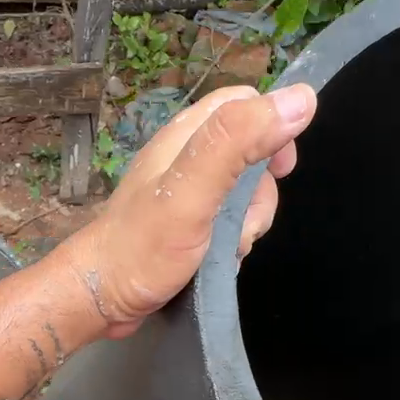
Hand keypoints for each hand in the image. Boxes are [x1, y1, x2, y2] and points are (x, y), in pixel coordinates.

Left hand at [49, 84, 316, 339]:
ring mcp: (182, 198)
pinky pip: (223, 226)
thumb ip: (237, 142)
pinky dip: (229, 244)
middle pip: (250, 155)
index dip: (273, 127)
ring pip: (241, 196)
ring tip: (226, 251)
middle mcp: (183, 161)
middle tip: (243, 225)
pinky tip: (218, 263)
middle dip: (260, 192)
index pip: (244, 104)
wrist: (99, 299)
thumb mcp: (191, 190)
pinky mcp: (181, 229)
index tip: (281, 168)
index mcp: (184, 137)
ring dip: (246, 225)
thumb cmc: (141, 247)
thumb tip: (300, 100)